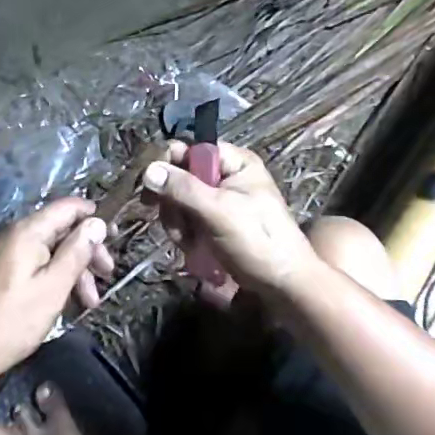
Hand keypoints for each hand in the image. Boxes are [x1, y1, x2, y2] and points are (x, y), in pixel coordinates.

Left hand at [0, 198, 110, 387]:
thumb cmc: (14, 319)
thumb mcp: (54, 286)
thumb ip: (77, 251)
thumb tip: (97, 223)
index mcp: (28, 232)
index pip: (67, 207)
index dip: (93, 216)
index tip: (115, 236)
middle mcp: (19, 236)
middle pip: (63, 229)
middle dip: (88, 249)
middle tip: (108, 273)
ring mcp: (12, 255)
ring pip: (55, 250)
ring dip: (78, 269)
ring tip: (92, 300)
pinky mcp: (10, 273)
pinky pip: (43, 264)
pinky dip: (61, 278)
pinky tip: (74, 301)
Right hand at [141, 141, 319, 297]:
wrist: (285, 286)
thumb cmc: (257, 241)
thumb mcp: (218, 212)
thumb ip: (183, 189)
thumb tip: (148, 170)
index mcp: (236, 162)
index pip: (191, 149)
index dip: (169, 166)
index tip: (151, 192)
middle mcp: (229, 175)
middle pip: (182, 177)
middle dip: (174, 205)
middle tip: (178, 227)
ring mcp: (224, 200)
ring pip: (182, 202)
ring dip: (179, 224)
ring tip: (189, 244)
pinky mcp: (220, 223)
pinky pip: (191, 220)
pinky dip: (188, 235)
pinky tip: (194, 251)